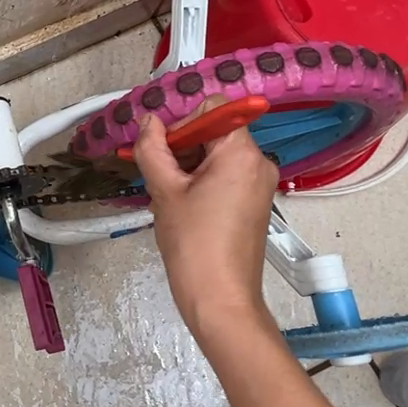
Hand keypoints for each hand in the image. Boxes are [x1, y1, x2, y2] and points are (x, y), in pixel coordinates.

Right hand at [135, 114, 279, 331]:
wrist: (219, 297)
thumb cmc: (195, 245)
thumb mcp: (164, 190)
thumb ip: (153, 148)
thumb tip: (149, 123)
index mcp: (241, 153)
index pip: (212, 109)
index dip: (181, 121)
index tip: (159, 144)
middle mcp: (258, 163)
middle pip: (214, 131)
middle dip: (182, 145)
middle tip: (157, 170)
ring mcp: (259, 184)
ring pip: (217, 154)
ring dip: (188, 164)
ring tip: (168, 192)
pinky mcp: (253, 202)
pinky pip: (225, 175)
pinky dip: (200, 180)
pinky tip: (180, 203)